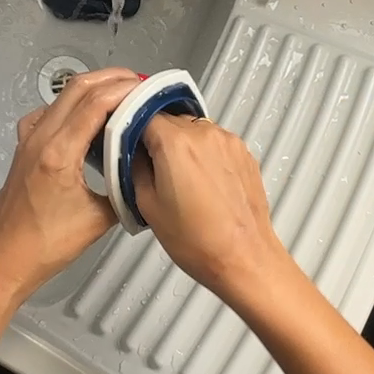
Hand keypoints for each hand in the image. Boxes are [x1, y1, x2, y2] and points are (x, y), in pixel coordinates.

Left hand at [0, 67, 138, 297]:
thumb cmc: (48, 244)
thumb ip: (123, 188)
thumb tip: (141, 172)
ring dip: (92, 88)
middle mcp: (40, 137)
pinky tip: (84, 118)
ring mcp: (28, 139)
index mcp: (59, 153)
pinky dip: (70, 105)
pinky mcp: (24, 146)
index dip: (124, 90)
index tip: (147, 88)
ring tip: (119, 95)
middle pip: (77, 88)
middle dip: (110, 79)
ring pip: (62, 97)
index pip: (95, 104)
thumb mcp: (99, 218)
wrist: (6, 258)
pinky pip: (47, 112)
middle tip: (138, 83)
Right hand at [134, 114, 289, 307]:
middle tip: (154, 168)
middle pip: (170, 120)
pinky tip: (203, 183)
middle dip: (158, 139)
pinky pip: (215, 142)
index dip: (133, 129)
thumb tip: (133, 154)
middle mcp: (203, 133)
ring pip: (194, 129)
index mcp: (175, 143)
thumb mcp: (148, 206)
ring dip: (184, 145)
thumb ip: (135, 169)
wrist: (244, 258)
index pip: (144, 115)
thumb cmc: (199, 240)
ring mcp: (227, 141)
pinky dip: (205, 154)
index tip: (129, 144)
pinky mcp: (243, 152)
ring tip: (183, 180)